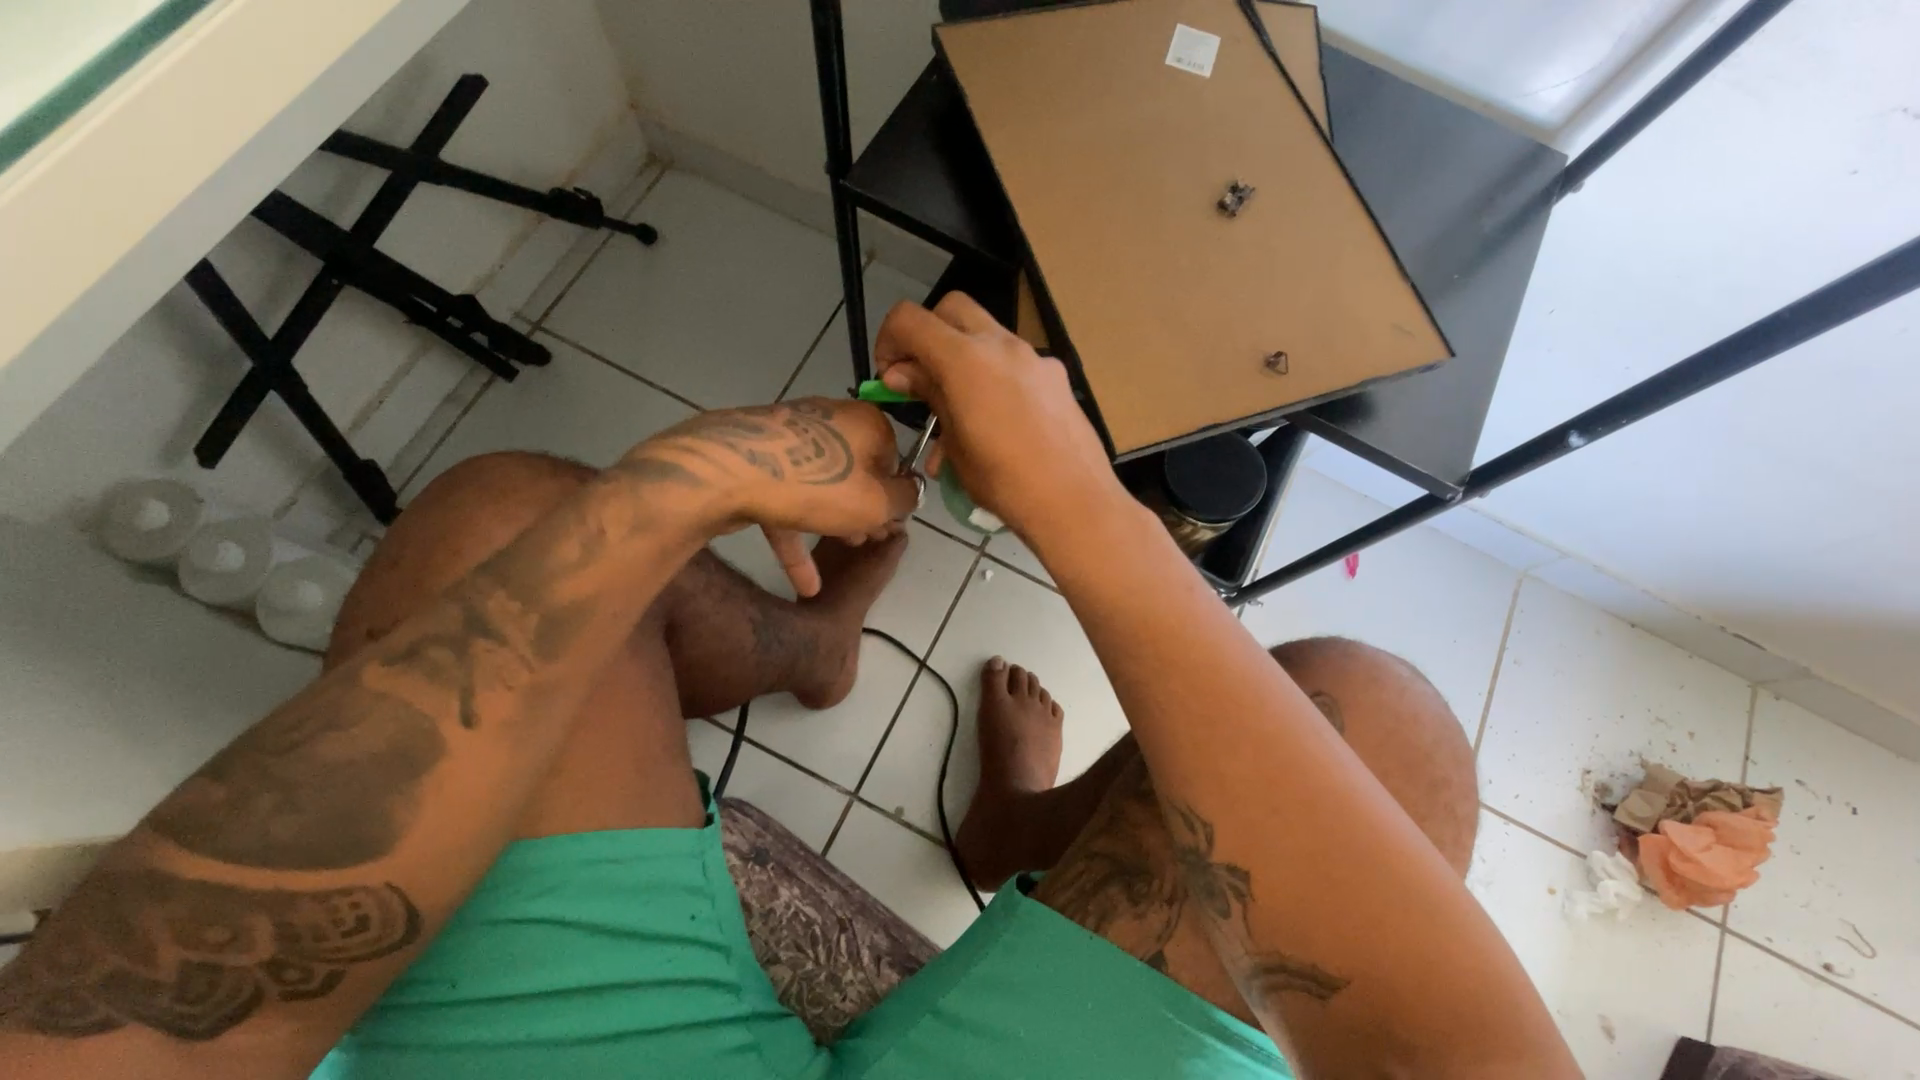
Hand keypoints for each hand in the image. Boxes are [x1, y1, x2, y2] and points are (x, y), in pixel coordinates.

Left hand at [619, 398, 916, 595]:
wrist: (726, 472)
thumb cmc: (818, 484)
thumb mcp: (876, 502)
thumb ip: (904, 500)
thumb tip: (913, 493)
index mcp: (866, 421)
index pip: (893, 458)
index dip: (894, 496)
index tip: (889, 525)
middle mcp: (829, 420)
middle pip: (854, 470)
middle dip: (862, 510)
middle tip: (866, 542)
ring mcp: (788, 439)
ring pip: (819, 486)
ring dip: (832, 523)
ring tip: (841, 555)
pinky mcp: (756, 462)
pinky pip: (785, 501)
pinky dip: (796, 536)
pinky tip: (804, 584)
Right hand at [874, 293, 1121, 538]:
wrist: (1074, 500)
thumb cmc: (1004, 481)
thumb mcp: (955, 443)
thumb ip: (929, 396)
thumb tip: (901, 373)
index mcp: (965, 359)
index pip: (910, 319)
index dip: (889, 340)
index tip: (890, 376)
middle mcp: (1001, 344)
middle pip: (951, 310)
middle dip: (928, 335)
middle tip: (921, 377)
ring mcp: (1034, 357)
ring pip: (987, 336)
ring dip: (963, 359)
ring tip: (958, 414)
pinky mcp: (1056, 376)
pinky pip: (1015, 363)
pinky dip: (994, 378)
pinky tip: (997, 423)